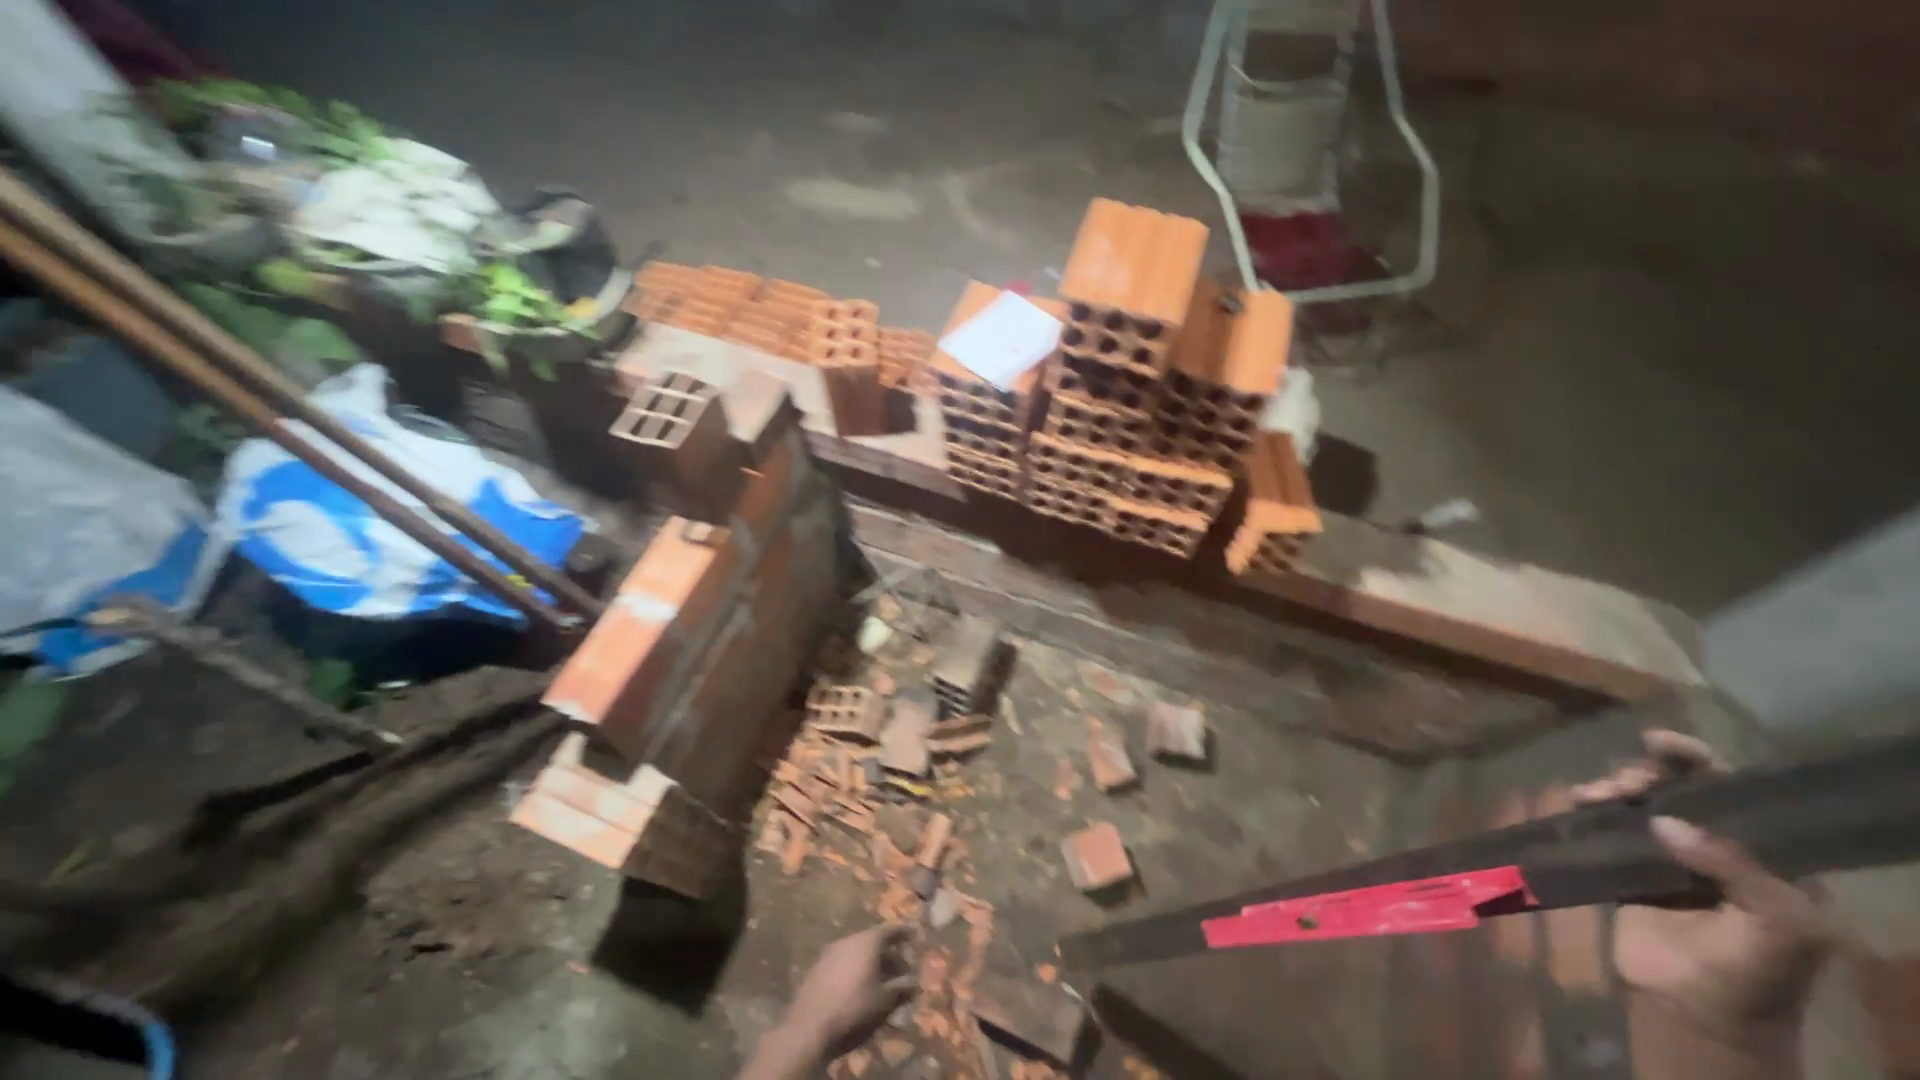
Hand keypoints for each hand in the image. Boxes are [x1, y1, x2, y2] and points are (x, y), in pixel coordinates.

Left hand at [780, 925, 915, 1056]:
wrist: (809, 1025)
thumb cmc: (853, 1007)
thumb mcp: (883, 1000)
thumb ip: (901, 989)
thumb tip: (915, 984)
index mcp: (866, 942)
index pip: (889, 930)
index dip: (903, 932)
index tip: (913, 935)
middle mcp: (847, 941)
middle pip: (873, 942)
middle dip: (889, 955)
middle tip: (903, 970)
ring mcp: (829, 954)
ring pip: (857, 954)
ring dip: (872, 965)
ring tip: (883, 982)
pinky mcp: (817, 970)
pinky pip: (843, 964)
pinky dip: (856, 971)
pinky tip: (860, 989)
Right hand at [1572, 730, 1831, 1074]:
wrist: (1698, 1016)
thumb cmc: (1753, 973)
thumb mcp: (1776, 925)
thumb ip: (1736, 869)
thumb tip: (1665, 823)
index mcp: (1764, 856)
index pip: (1736, 793)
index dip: (1699, 761)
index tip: (1658, 742)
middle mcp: (1715, 848)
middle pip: (1678, 791)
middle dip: (1646, 775)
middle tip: (1622, 785)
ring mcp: (1668, 859)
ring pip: (1638, 805)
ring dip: (1613, 790)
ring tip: (1593, 797)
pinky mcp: (1627, 871)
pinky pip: (1607, 830)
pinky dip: (1590, 813)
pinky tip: (1577, 806)